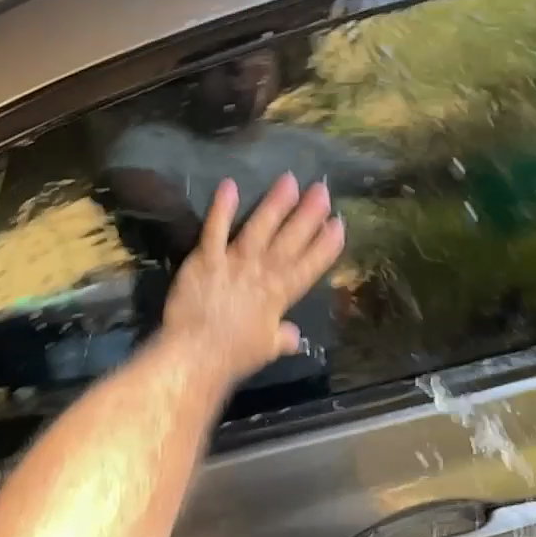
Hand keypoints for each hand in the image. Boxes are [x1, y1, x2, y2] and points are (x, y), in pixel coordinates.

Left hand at [160, 174, 344, 384]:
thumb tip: (296, 337)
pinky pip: (215, 229)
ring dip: (275, 204)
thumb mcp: (266, 350)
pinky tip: (229, 185)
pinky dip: (221, 208)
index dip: (326, 244)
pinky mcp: (206, 259)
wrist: (196, 355)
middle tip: (321, 190)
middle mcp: (262, 273)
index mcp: (280, 295)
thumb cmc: (232, 356)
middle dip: (308, 215)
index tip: (339, 223)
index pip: (310, 266)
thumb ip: (282, 338)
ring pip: (260, 228)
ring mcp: (234, 263)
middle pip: (290, 240)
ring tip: (289, 181)